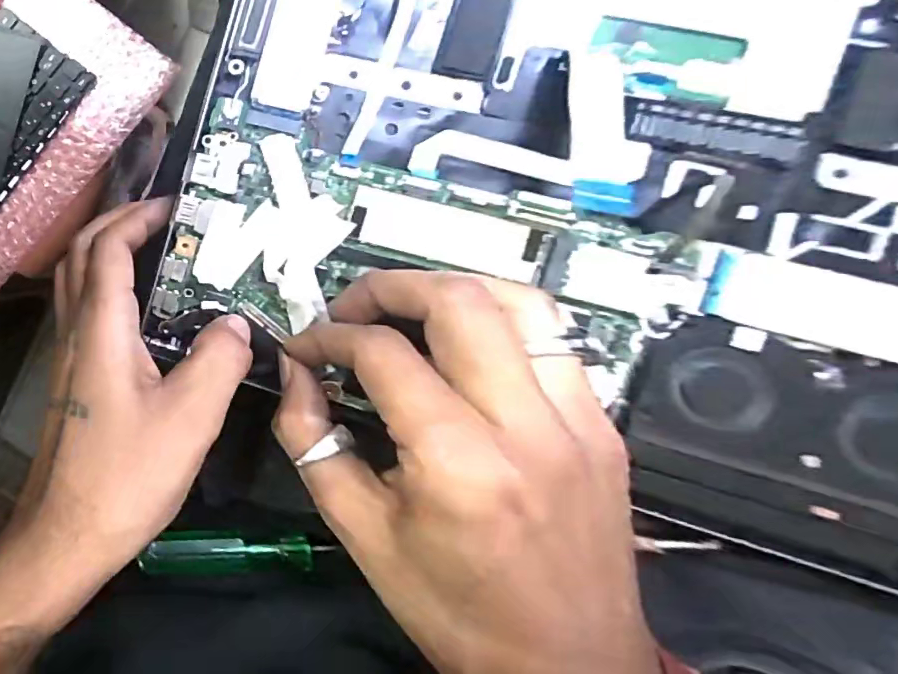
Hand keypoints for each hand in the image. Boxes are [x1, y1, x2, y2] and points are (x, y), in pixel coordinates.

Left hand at [9, 199, 252, 597]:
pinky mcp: (71, 373)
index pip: (107, 246)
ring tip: (151, 245)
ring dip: (107, 247)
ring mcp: (67, 350)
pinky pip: (83, 303)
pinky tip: (141, 304)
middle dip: (117, 220)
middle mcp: (75, 327)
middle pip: (81, 250)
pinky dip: (106, 280)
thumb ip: (218, 360)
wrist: (64, 534)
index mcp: (101, 326)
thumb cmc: (125, 475)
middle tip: (161, 215)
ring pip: (76, 275)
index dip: (137, 216)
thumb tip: (235, 321)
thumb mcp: (190, 419)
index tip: (174, 206)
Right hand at [274, 271, 660, 673]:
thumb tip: (295, 370)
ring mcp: (577, 422)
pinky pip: (550, 337)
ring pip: (516, 300)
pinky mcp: (601, 426)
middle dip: (387, 288)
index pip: (383, 352)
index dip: (330, 336)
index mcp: (458, 463)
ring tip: (410, 309)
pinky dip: (497, 318)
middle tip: (353, 311)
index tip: (307, 346)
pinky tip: (465, 342)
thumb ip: (308, 436)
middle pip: (455, 301)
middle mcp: (526, 429)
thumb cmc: (454, 610)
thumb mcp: (359, 530)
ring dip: (449, 288)